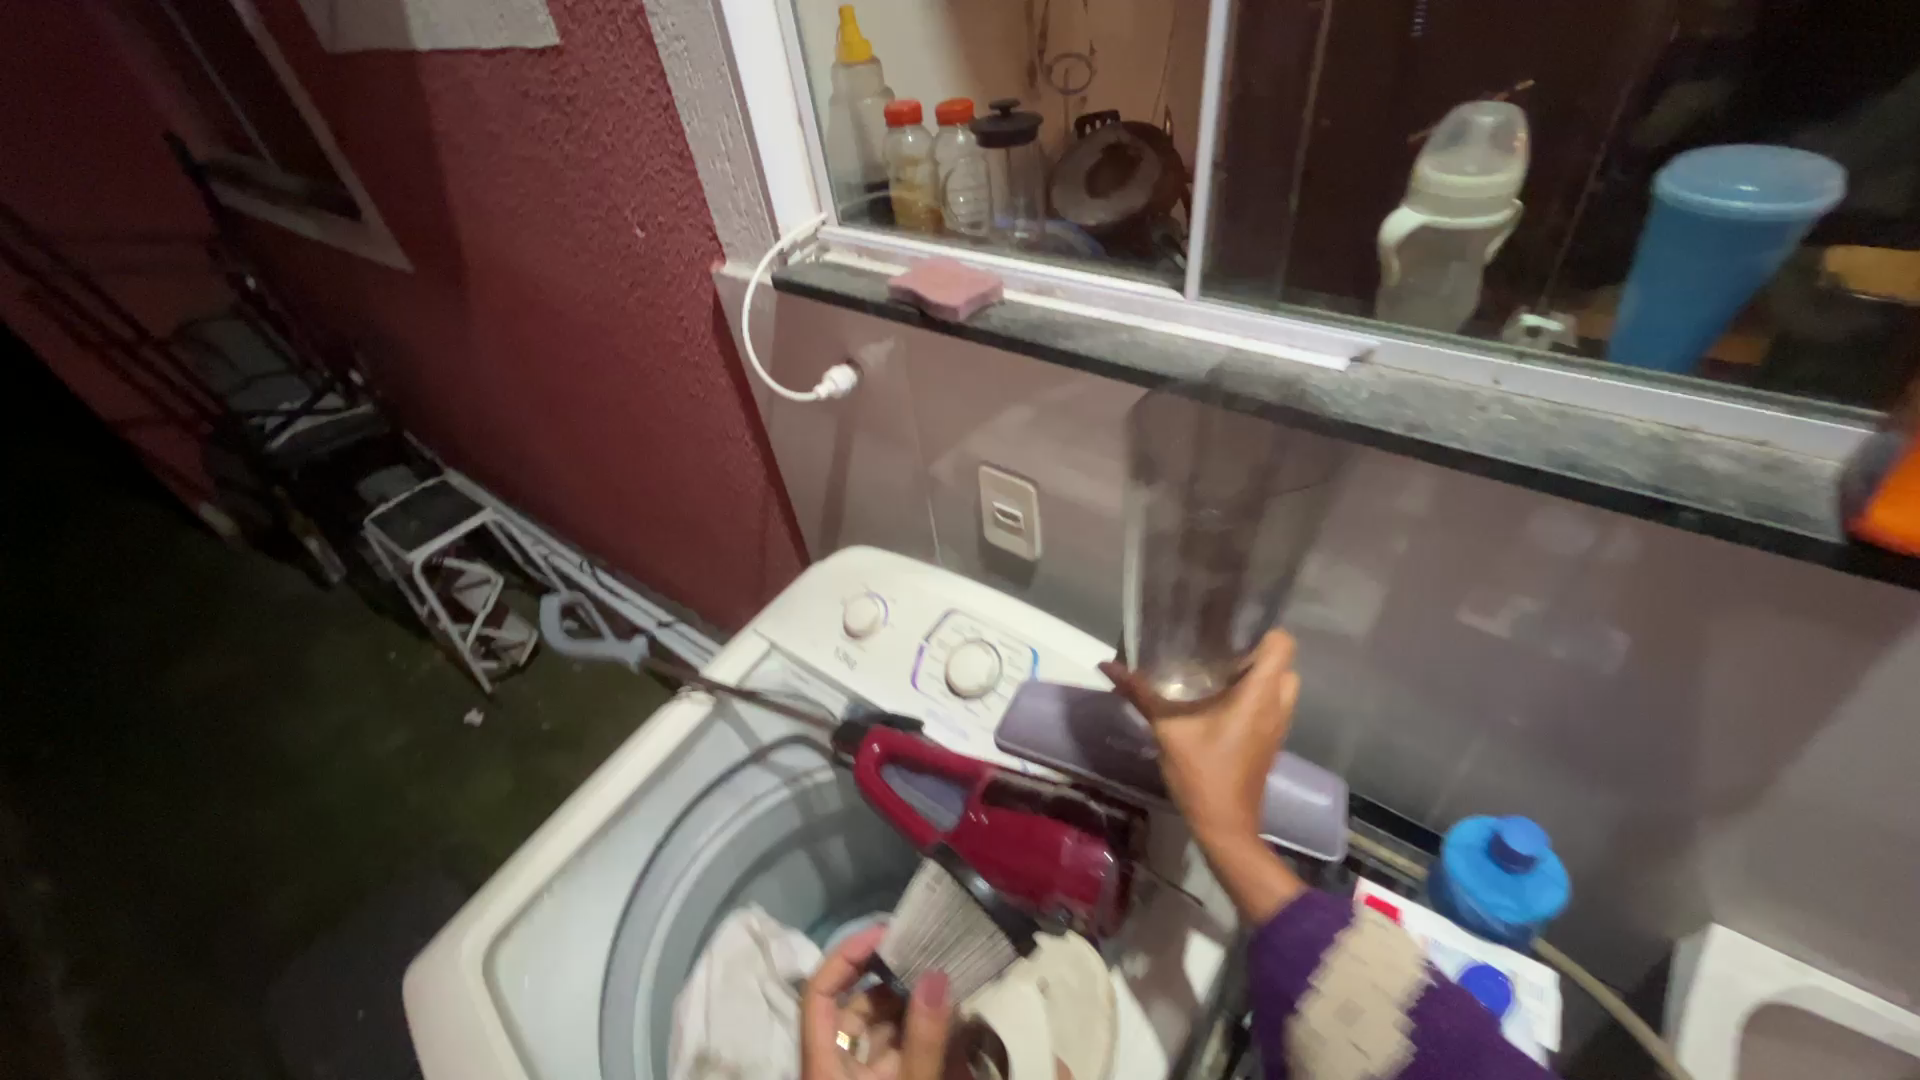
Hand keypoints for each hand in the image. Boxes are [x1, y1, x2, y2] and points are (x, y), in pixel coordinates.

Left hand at [801, 926, 952, 1079]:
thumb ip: (923, 1041)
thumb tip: (936, 975)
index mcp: (821, 1064)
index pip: (818, 991)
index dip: (846, 955)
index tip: (885, 934)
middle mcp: (832, 1065)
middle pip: (852, 1005)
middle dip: (889, 978)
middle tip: (925, 953)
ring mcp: (854, 1079)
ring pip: (876, 1028)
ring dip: (907, 1005)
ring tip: (944, 982)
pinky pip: (891, 1052)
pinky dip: (914, 1034)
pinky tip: (945, 1022)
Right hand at [1101, 630, 1306, 921]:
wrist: (1225, 825)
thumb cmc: (1202, 772)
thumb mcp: (1166, 728)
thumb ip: (1140, 692)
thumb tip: (1106, 665)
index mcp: (1259, 694)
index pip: (1282, 644)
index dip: (1262, 629)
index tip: (1230, 626)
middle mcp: (1277, 704)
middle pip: (1282, 661)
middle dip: (1255, 651)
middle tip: (1218, 648)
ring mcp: (1278, 724)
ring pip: (1279, 684)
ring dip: (1256, 674)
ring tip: (1218, 671)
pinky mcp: (1271, 739)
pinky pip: (1271, 703)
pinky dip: (1254, 695)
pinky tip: (1219, 700)